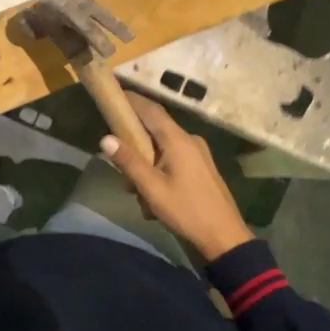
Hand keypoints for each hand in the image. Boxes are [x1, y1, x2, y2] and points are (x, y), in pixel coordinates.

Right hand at [101, 95, 254, 260]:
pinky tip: (154, 198)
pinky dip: (159, 171)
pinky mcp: (202, 167)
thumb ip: (129, 162)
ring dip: (146, 165)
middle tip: (119, 163)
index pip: (151, 109)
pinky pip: (173, 159)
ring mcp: (198, 153)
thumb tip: (105, 137)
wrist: (224, 236)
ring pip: (163, 148)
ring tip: (137, 192)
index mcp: (178, 140)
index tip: (113, 94)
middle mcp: (190, 140)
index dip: (131, 99)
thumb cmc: (186, 210)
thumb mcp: (151, 188)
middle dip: (134, 143)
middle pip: (155, 129)